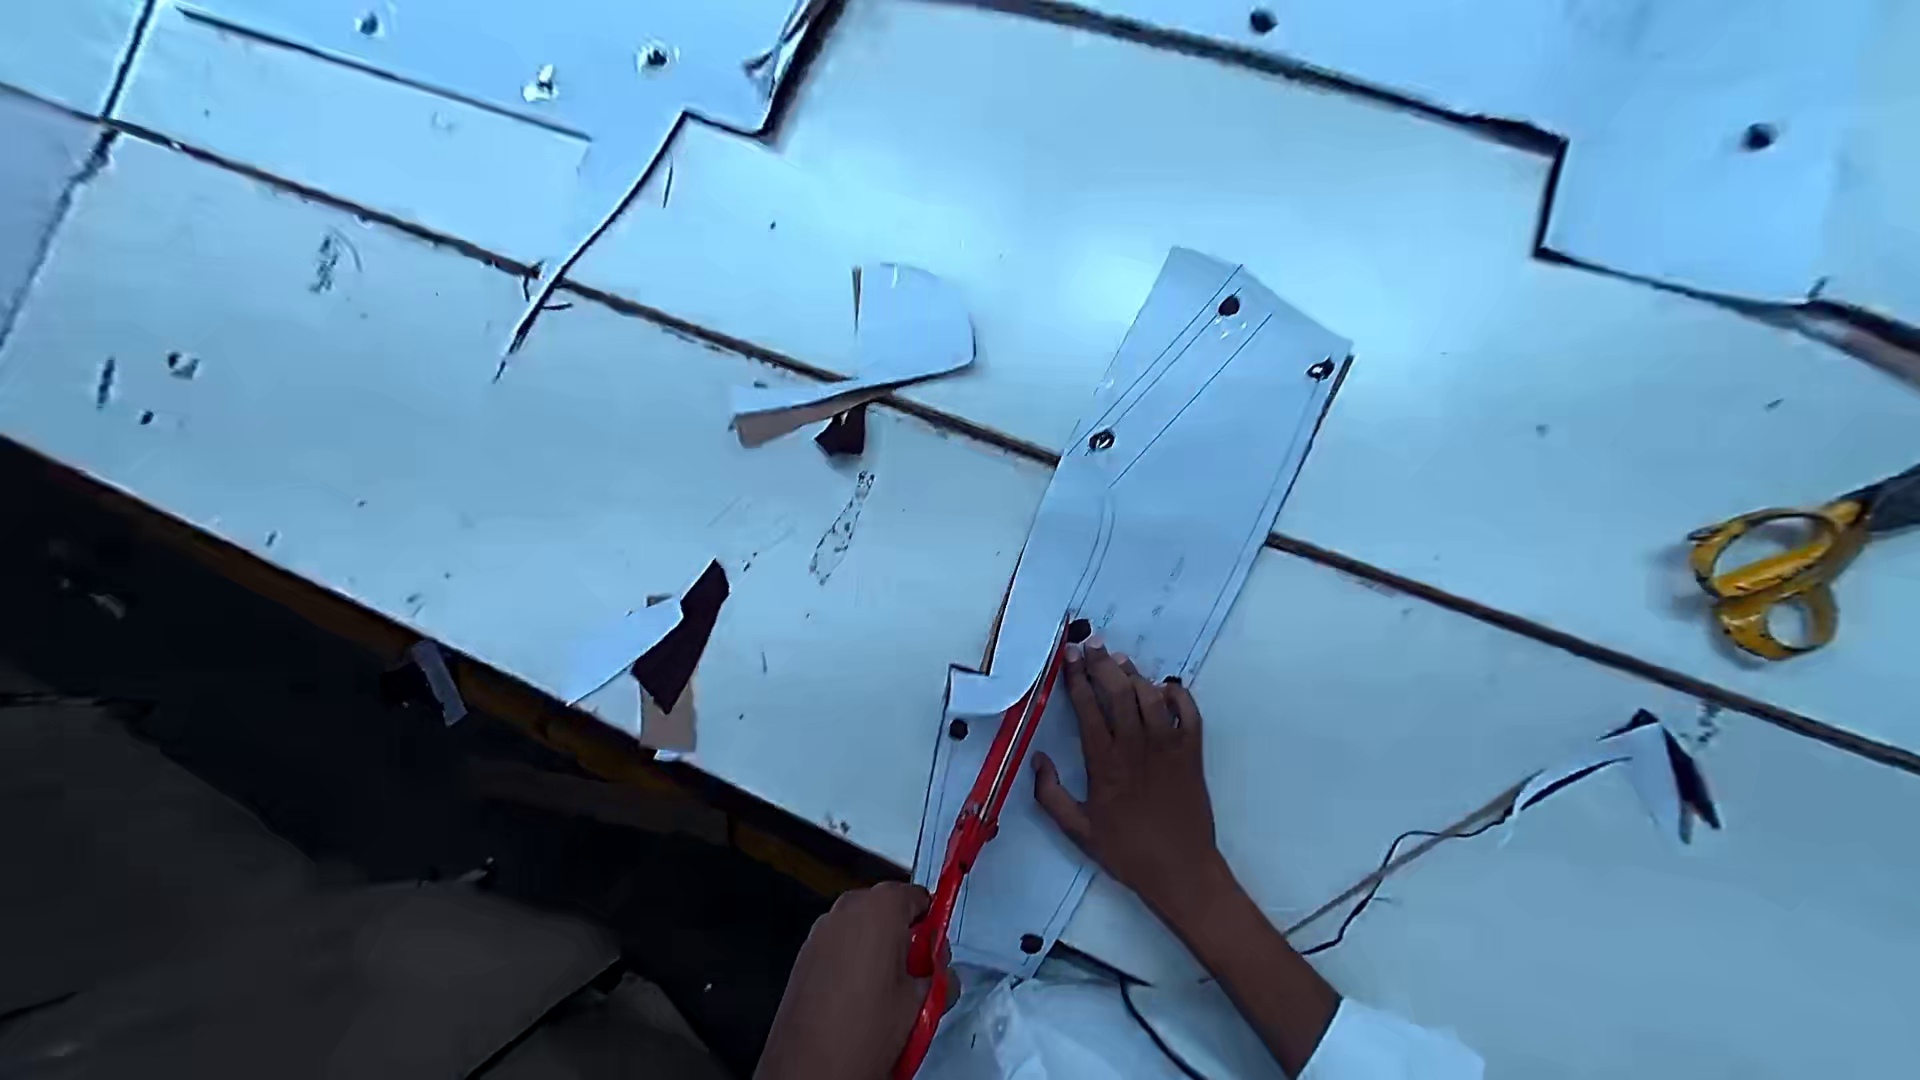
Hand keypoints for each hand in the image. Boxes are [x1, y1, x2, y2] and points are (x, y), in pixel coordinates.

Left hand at [756, 882, 952, 1079]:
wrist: (808, 1068)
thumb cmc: (862, 1031)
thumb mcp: (920, 1005)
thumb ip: (941, 977)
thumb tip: (943, 974)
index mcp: (883, 906)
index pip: (920, 897)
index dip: (931, 924)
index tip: (934, 949)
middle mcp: (851, 906)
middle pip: (890, 910)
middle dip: (903, 937)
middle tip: (913, 975)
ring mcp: (824, 926)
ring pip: (864, 927)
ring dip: (877, 949)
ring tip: (884, 993)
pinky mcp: (806, 950)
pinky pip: (840, 943)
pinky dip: (852, 959)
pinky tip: (857, 998)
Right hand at [1034, 645, 1230, 924]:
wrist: (1182, 872)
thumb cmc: (1126, 850)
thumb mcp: (1077, 829)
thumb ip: (1050, 794)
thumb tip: (1037, 758)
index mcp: (1105, 762)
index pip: (1088, 708)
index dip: (1076, 678)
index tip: (1069, 657)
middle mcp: (1136, 747)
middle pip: (1119, 692)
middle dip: (1101, 664)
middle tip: (1090, 645)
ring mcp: (1169, 747)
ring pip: (1151, 697)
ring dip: (1134, 674)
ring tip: (1118, 661)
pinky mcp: (1193, 753)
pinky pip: (1189, 713)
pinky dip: (1178, 695)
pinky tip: (1164, 687)